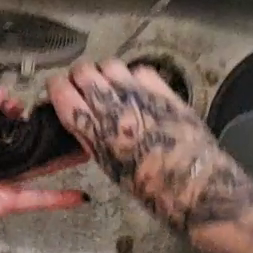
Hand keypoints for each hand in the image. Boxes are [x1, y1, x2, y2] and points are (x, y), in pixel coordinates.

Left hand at [0, 91, 87, 252]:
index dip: (15, 112)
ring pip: (33, 166)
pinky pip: (34, 197)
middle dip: (40, 133)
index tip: (32, 102)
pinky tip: (76, 194)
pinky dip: (56, 197)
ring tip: (81, 148)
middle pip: (19, 143)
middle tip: (66, 122)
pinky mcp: (5, 201)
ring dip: (56, 159)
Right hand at [48, 59, 252, 231]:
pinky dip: (135, 77)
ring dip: (106, 72)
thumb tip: (78, 120)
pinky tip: (139, 91)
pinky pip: (139, 70)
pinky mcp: (162, 89)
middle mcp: (113, 106)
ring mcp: (139, 94)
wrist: (196, 186)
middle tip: (86, 86)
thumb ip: (90, 138)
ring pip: (109, 64)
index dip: (56, 86)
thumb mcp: (108, 167)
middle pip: (83, 70)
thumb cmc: (152, 188)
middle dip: (80, 76)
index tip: (59, 88)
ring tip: (112, 85)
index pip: (62, 91)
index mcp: (95, 130)